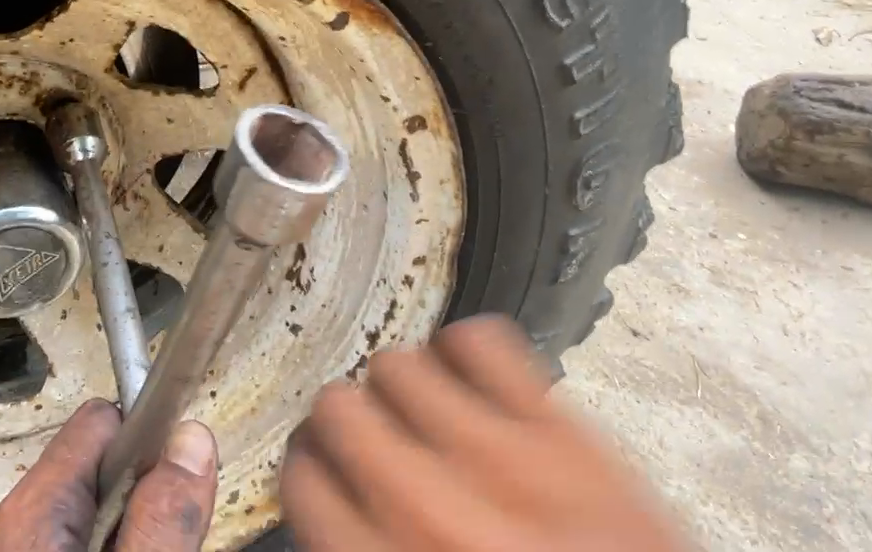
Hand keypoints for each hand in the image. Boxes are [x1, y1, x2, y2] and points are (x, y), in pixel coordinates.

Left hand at [0, 399, 218, 551]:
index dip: (150, 437)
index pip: (102, 420)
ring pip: (93, 507)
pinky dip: (108, 543)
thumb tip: (193, 438)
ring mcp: (17, 548)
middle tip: (169, 544)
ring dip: (130, 527)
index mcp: (37, 508)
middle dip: (146, 492)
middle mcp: (18, 519)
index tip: (187, 471)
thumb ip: (162, 520)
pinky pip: (76, 536)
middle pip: (102, 464)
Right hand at [280, 314, 693, 551]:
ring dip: (405, 390)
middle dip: (347, 421)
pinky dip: (465, 350)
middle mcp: (431, 516)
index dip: (310, 465)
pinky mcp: (568, 433)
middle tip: (374, 437)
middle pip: (336, 408)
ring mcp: (505, 467)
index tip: (327, 465)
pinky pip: (478, 341)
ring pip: (398, 367)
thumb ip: (359, 543)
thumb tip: (328, 488)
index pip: (302, 477)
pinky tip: (475, 383)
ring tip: (430, 414)